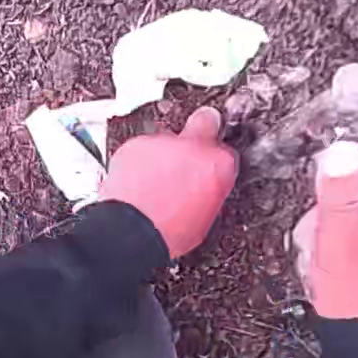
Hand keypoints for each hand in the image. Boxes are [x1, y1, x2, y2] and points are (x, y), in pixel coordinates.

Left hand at [100, 106, 238, 257]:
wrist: (131, 231)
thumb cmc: (168, 232)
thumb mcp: (205, 219)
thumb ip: (209, 191)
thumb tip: (203, 188)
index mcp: (219, 166)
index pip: (226, 150)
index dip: (213, 160)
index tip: (205, 168)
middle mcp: (195, 147)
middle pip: (203, 124)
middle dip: (199, 134)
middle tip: (188, 156)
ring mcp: (164, 142)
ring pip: (168, 140)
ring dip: (163, 156)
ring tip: (153, 185)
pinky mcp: (136, 144)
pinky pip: (141, 148)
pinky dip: (139, 161)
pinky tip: (137, 183)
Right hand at [291, 141, 357, 318]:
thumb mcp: (344, 241)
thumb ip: (342, 194)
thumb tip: (343, 148)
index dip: (331, 197)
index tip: (325, 225)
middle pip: (351, 193)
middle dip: (326, 220)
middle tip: (325, 251)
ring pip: (344, 214)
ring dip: (325, 237)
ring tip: (328, 266)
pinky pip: (349, 234)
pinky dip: (333, 250)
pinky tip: (333, 271)